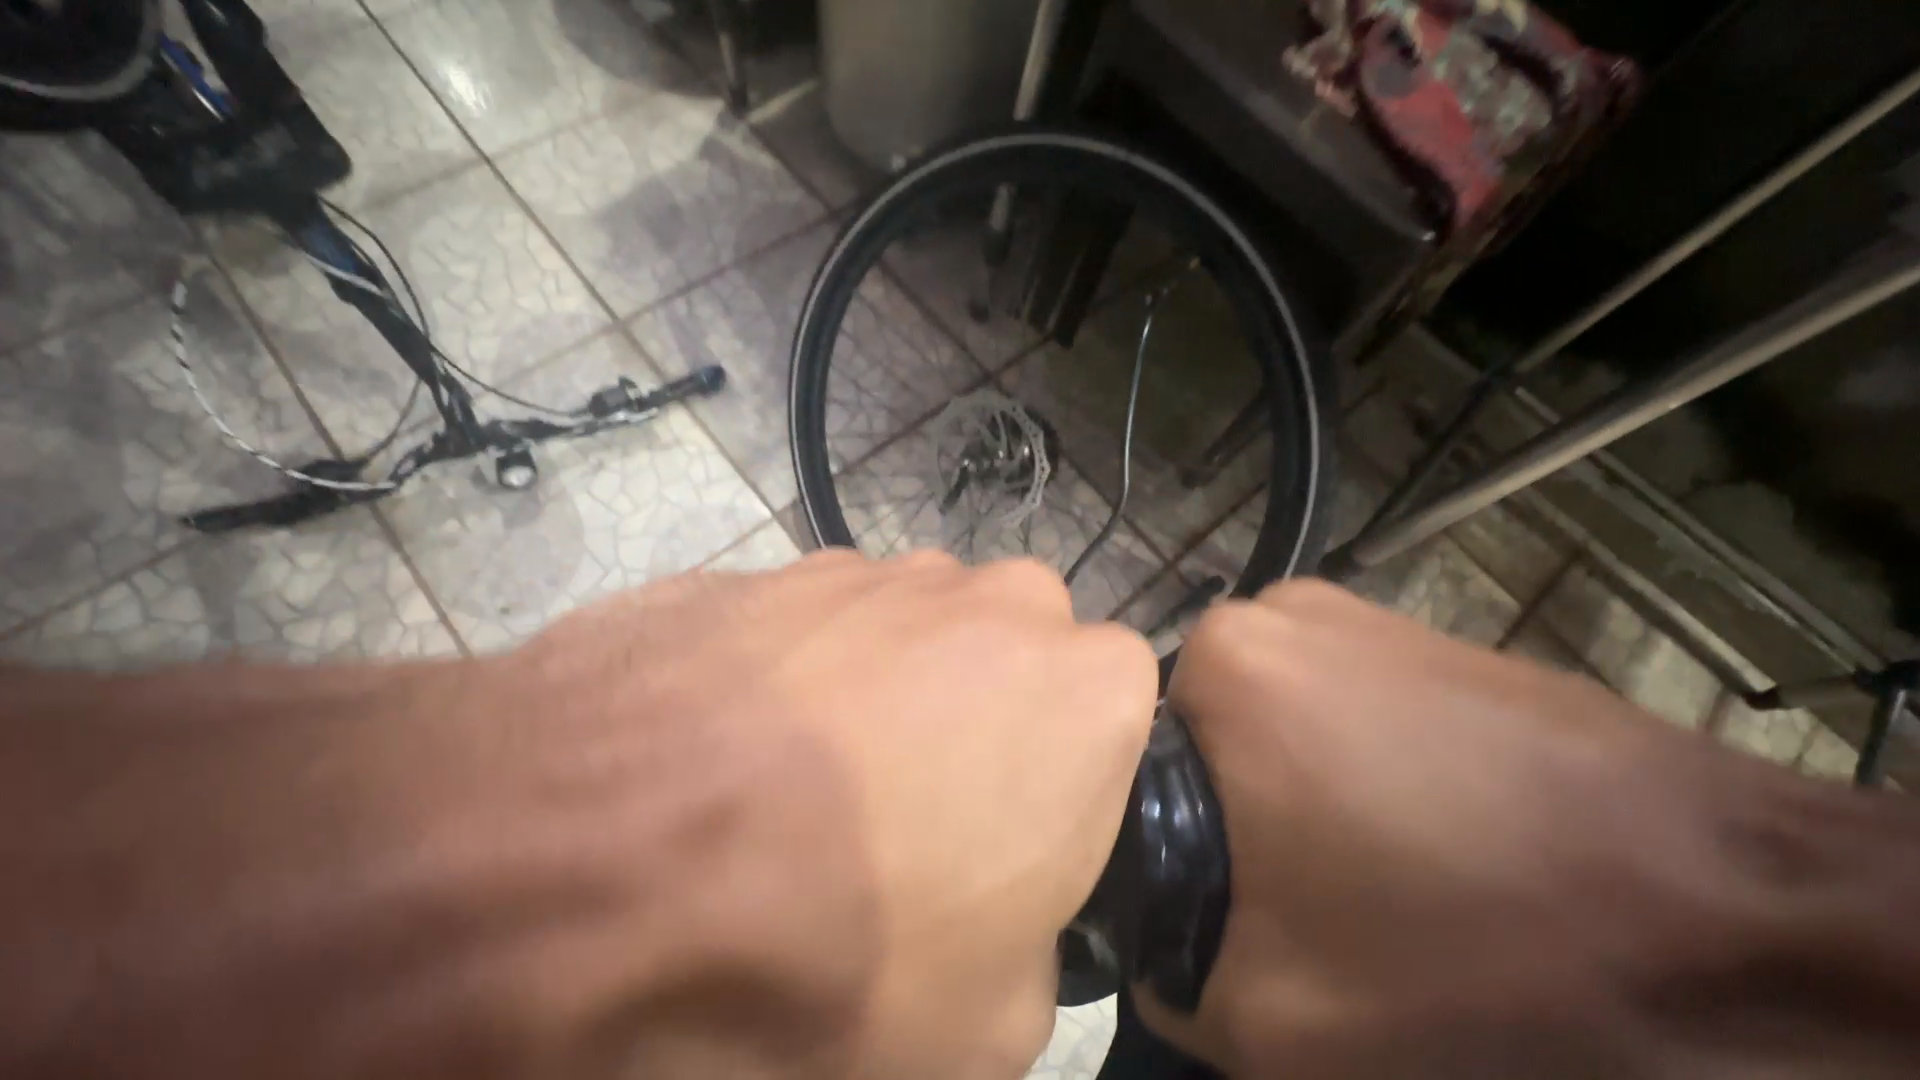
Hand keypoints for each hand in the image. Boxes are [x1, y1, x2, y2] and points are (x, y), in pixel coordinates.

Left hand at [500, 551, 1158, 1078]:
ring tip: (802, 788)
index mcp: (1083, 691)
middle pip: (1017, 658)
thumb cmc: (834, 949)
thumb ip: (1035, 942)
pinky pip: (815, 628)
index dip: (1068, 789)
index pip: (1119, 718)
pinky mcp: (768, 567)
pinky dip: (796, 678)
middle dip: (987, 723)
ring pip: (916, 634)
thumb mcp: (993, 1026)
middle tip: (912, 818)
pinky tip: (729, 750)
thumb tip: (1001, 910)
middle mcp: (992, 601)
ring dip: (889, 696)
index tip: (1013, 846)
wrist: (592, 860)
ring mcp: (872, 571)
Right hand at [1140, 579, 1814, 1079]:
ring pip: (1266, 722)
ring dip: (1285, 794)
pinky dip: (1350, 770)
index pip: (1120, 755)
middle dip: (1223, 817)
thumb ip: (1169, 977)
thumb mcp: (1271, 1014)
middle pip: (1195, 736)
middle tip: (1283, 904)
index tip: (1208, 908)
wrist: (1740, 916)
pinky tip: (1416, 840)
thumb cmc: (1480, 951)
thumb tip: (1153, 949)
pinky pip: (1339, 708)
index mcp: (1217, 662)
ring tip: (1356, 876)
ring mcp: (1360, 615)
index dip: (1152, 842)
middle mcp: (1274, 610)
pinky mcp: (1429, 638)